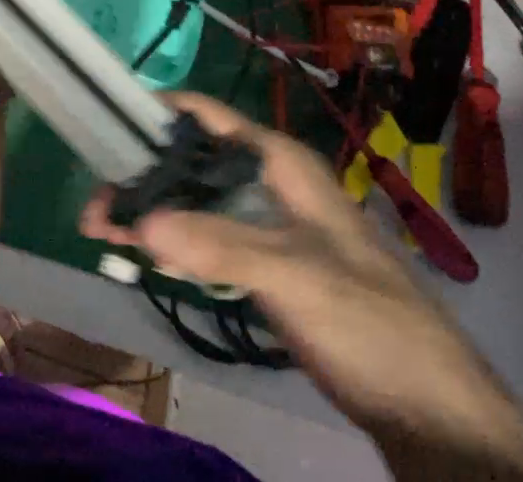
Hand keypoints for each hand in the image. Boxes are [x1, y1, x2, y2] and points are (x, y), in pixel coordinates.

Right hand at [82, 93, 522, 478]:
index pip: (205, 117)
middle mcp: (267, 184)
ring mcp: (264, 226)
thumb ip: (221, 245)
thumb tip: (138, 222)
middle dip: (138, 176)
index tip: (100, 129)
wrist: (428, 407)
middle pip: (188, 162)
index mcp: (281, 165)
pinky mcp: (260, 264)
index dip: (152, 115)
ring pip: (191, 201)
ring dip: (147, 212)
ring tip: (99, 233)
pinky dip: (167, 242)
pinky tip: (137, 254)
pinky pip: (202, 238)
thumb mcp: (297, 276)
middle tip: (93, 210)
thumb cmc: (372, 324)